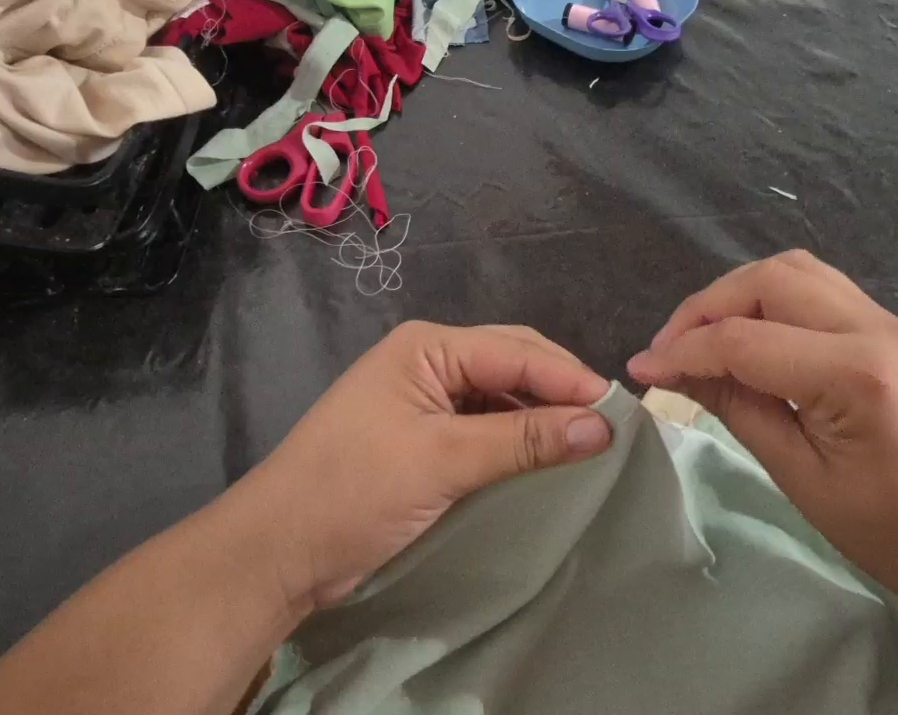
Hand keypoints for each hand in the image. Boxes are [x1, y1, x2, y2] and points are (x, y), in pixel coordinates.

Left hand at [232, 323, 613, 613]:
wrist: (276, 551)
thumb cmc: (354, 490)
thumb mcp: (443, 460)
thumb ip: (523, 440)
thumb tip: (603, 426)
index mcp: (428, 346)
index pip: (516, 351)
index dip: (570, 379)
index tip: (621, 412)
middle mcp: (429, 361)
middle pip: (511, 363)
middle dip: (559, 389)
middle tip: (610, 424)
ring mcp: (424, 399)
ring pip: (500, 395)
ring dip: (540, 414)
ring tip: (588, 440)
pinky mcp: (423, 437)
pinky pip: (484, 425)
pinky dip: (516, 437)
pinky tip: (543, 457)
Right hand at [627, 250, 897, 595]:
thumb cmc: (896, 536)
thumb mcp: (802, 478)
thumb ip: (738, 408)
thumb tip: (676, 371)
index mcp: (856, 374)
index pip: (744, 340)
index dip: (683, 350)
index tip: (641, 368)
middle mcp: (877, 328)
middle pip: (769, 279)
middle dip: (706, 306)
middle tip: (670, 348)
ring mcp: (891, 322)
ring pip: (795, 270)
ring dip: (739, 293)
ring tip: (705, 336)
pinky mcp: (895, 329)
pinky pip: (820, 289)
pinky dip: (773, 299)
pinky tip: (753, 335)